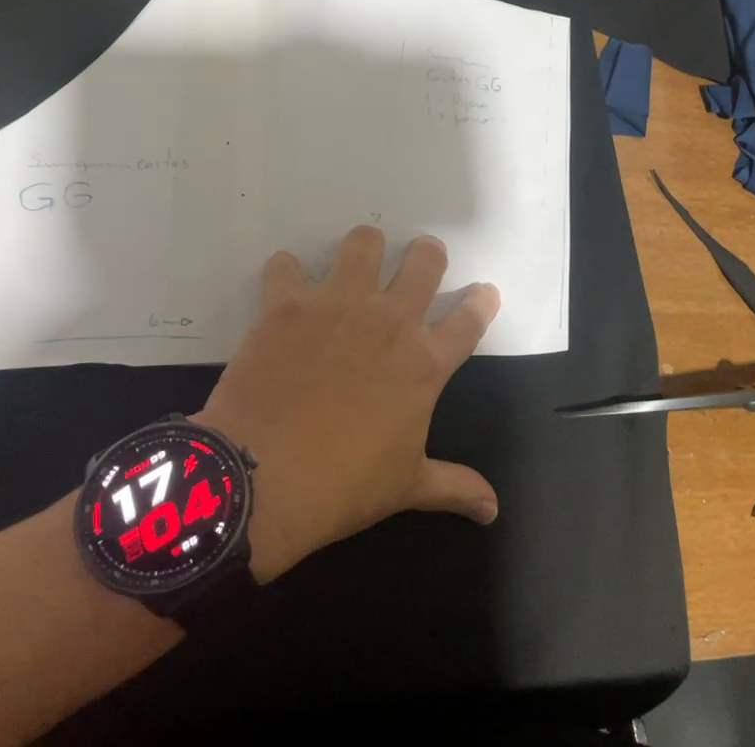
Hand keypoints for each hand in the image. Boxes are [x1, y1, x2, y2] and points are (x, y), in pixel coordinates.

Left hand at [193, 226, 500, 582]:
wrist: (261, 480)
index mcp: (425, 364)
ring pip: (364, 244)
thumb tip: (492, 510)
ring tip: (359, 259)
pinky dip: (286, 272)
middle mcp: (389, 323)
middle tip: (422, 260)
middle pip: (425, 263)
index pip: (470, 319)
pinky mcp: (286, 305)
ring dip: (366, 247)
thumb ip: (454, 487)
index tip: (484, 293)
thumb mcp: (406, 487)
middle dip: (429, 255)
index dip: (482, 302)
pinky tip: (285, 286)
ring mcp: (337, 307)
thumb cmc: (343, 486)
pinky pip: (286, 267)